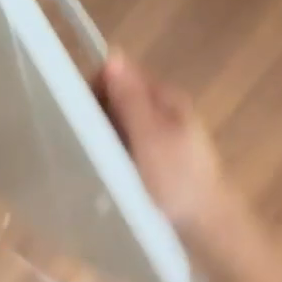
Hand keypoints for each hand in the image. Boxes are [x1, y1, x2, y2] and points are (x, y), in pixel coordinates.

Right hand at [94, 53, 231, 228]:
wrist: (205, 225)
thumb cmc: (176, 179)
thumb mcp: (150, 136)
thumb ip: (130, 99)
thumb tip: (112, 56)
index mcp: (164, 98)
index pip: (120, 75)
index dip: (94, 88)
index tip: (76, 113)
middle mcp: (162, 112)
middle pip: (118, 99)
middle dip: (97, 114)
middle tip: (81, 141)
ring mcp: (160, 138)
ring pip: (120, 125)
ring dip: (103, 136)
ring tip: (89, 158)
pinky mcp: (155, 162)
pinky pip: (125, 147)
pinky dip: (112, 154)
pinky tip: (104, 171)